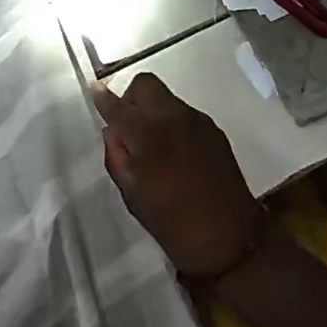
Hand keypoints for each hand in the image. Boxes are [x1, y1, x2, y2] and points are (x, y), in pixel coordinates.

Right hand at [92, 73, 263, 279]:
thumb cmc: (173, 223)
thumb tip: (113, 132)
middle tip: (129, 126)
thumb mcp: (132, 195)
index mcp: (147, 134)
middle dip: (131, 98)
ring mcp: (196, 121)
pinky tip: (176, 151)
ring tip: (155, 144)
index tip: (94, 91)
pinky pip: (184, 113)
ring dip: (153, 111)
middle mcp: (172, 117)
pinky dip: (173, 123)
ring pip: (165, 97)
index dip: (101, 97)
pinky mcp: (214, 130)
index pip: (117, 105)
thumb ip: (116, 156)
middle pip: (145, 84)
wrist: (232, 243)